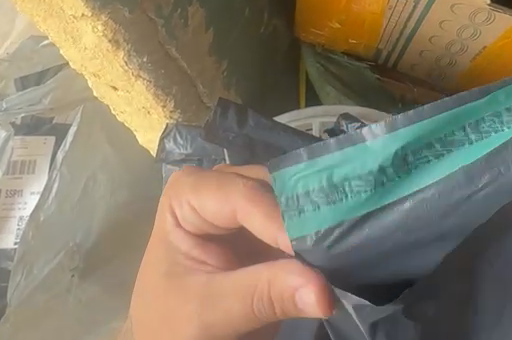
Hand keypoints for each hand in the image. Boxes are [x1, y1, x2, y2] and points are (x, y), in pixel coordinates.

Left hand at [126, 165, 333, 339]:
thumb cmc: (169, 326)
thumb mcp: (207, 314)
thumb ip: (262, 296)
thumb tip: (323, 291)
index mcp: (190, 193)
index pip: (245, 196)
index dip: (282, 223)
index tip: (317, 260)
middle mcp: (220, 185)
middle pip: (273, 191)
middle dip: (303, 221)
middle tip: (339, 251)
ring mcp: (245, 204)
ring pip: (293, 202)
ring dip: (316, 229)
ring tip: (342, 255)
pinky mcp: (265, 227)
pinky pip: (299, 224)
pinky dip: (316, 241)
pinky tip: (336, 257)